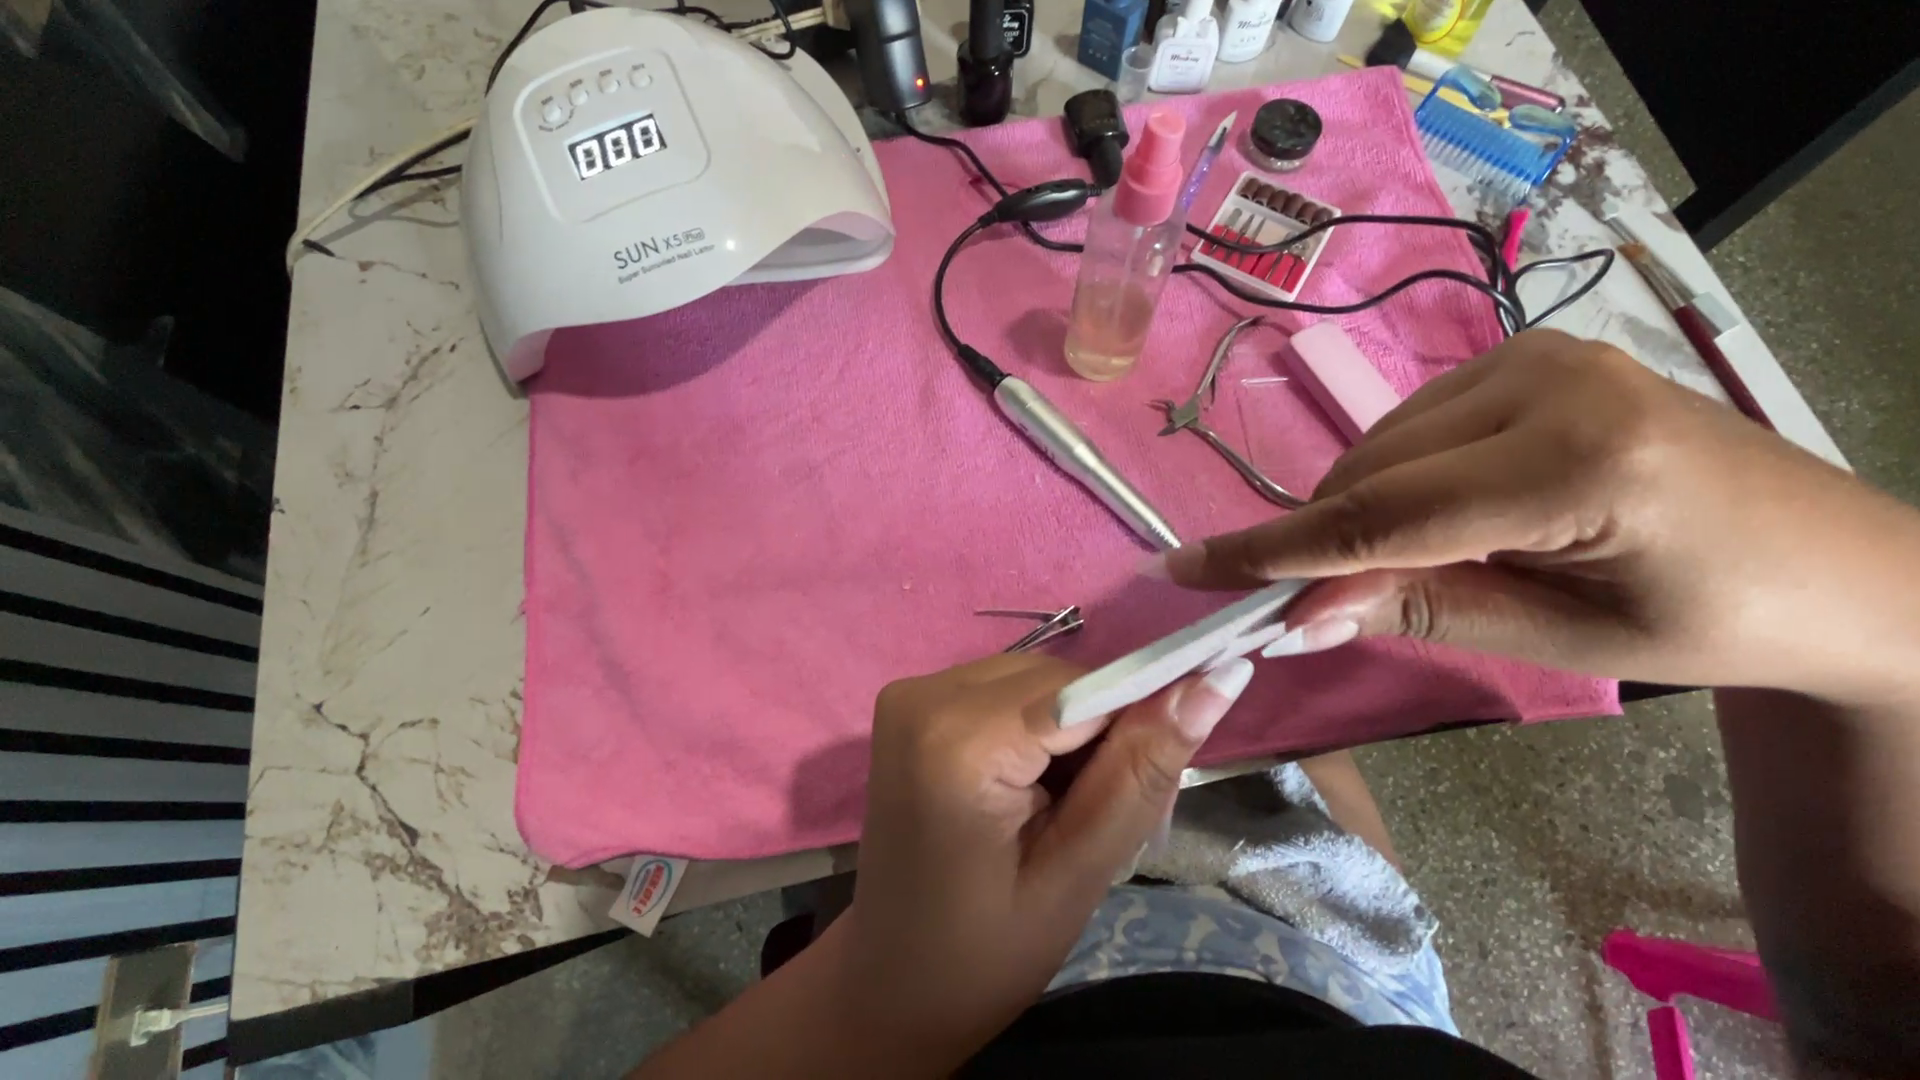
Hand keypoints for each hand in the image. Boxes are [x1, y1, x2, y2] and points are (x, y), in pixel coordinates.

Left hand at [831, 653, 1252, 1071]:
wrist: (891, 980)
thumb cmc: (985, 951)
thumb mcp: (1078, 872)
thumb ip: (1141, 772)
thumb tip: (1215, 682)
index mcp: (957, 742)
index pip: (1083, 688)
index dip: (1141, 712)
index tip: (1173, 761)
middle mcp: (925, 695)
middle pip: (1057, 679)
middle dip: (1102, 732)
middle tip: (1104, 815)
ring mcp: (912, 695)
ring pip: (1036, 680)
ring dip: (1071, 731)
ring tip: (1065, 809)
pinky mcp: (912, 704)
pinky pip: (1004, 691)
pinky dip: (1035, 728)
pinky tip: (1030, 789)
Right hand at [1163, 329, 1919, 704]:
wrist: (1839, 564)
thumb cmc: (1710, 620)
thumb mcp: (1556, 638)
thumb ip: (1416, 610)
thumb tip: (1292, 616)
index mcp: (1573, 461)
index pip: (1379, 514)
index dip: (1272, 551)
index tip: (1187, 568)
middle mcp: (1546, 379)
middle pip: (1368, 475)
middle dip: (1319, 543)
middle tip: (1305, 609)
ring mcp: (1535, 355)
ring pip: (1378, 447)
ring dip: (1356, 512)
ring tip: (1397, 567)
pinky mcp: (1527, 355)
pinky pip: (1410, 425)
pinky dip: (1389, 480)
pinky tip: (1428, 514)